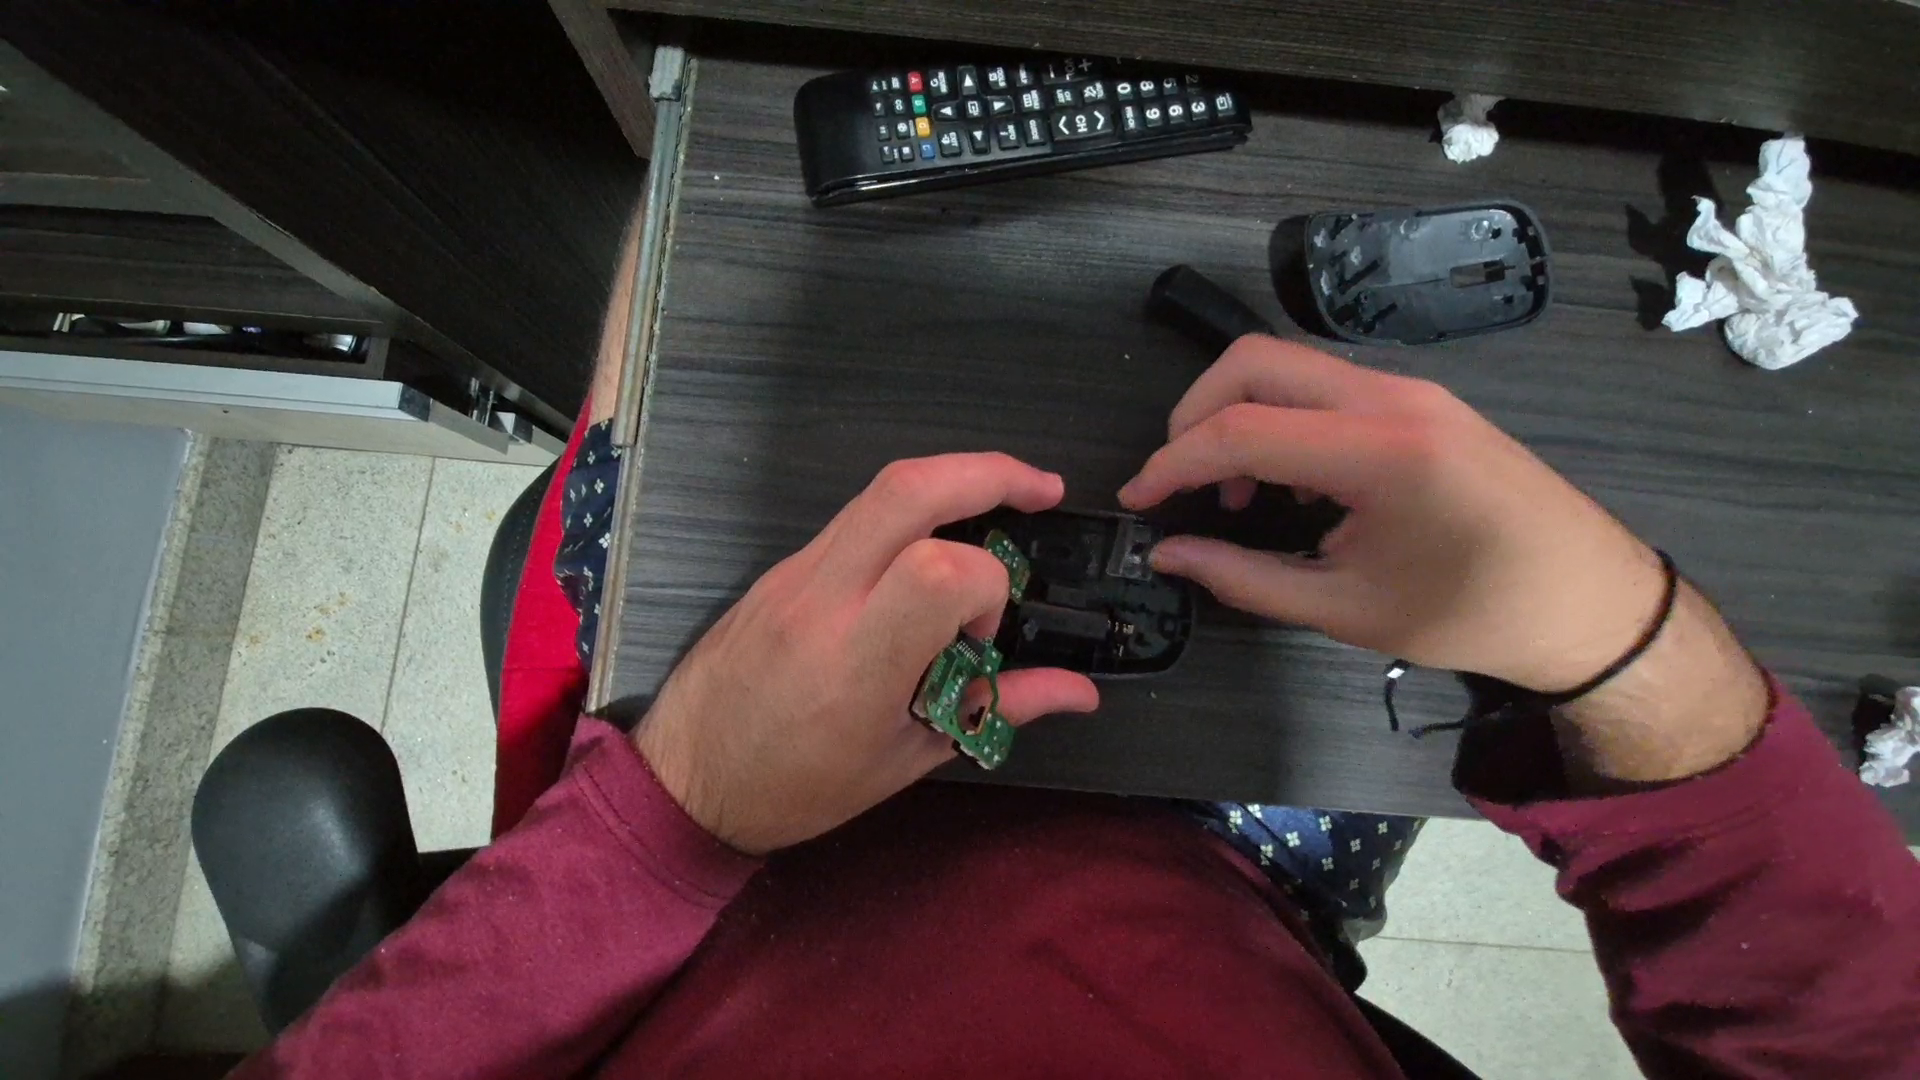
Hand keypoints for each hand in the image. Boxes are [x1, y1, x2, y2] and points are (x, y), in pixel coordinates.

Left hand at [633, 453, 1099, 854]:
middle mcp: (824, 598)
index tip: (982, 633)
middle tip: (1042, 488)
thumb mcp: (907, 762)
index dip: (988, 587)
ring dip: (954, 482)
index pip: (940, 571)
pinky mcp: (784, 565)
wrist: (685, 776)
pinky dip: (913, 516)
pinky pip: (859, 518)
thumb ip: (999, 711)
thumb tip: (1082, 693)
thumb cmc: (799, 787)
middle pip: (908, 489)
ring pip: (882, 490)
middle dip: (989, 471)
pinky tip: (930, 552)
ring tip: (1000, 505)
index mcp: (857, 663)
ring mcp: (796, 572)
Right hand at [1117, 336, 1764, 782]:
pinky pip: (1318, 386)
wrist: (1595, 603)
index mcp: (1381, 452)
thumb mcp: (1345, 608)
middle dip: (1192, 416)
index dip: (1171, 464)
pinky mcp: (1415, 401)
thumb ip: (1242, 577)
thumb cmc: (1473, 615)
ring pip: (1284, 366)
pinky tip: (1285, 482)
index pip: (1239, 430)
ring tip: (1233, 493)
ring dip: (1233, 416)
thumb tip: (1168, 555)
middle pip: (1252, 363)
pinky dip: (1275, 420)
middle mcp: (1391, 398)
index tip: (1137, 501)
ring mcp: (1408, 391)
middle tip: (1178, 482)